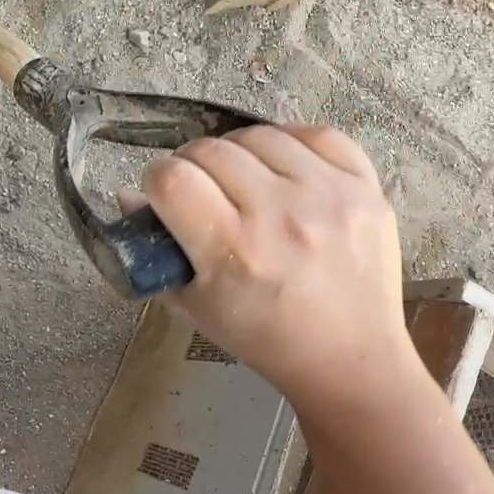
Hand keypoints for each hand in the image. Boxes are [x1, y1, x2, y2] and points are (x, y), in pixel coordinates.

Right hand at [127, 125, 411, 413]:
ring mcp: (329, 198)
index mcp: (233, 250)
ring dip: (238, 153)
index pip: (171, 177)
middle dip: (192, 166)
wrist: (350, 360)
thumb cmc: (260, 334)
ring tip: (242, 181)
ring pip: (257, 136)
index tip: (166, 199)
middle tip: (202, 193)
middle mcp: (282, 217)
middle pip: (209, 149)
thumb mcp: (190, 301)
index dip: (157, 181)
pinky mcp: (365, 189)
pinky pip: (316, 134)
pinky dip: (290, 143)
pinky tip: (281, 167)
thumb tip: (127, 194)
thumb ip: (151, 246)